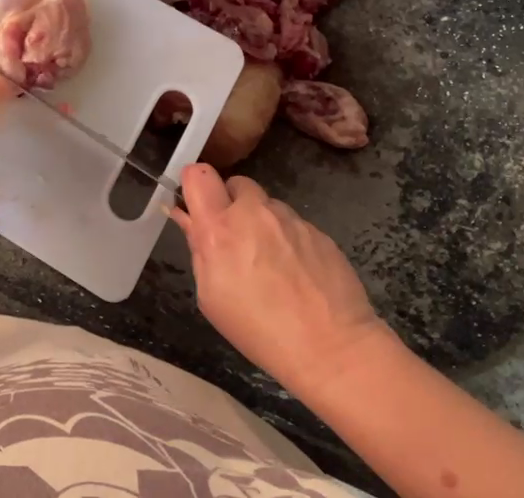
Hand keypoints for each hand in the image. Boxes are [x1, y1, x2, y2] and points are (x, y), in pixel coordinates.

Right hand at [168, 163, 391, 397]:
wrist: (332, 349)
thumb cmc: (259, 329)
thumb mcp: (210, 296)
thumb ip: (199, 250)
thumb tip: (190, 220)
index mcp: (219, 228)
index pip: (198, 175)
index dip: (195, 186)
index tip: (198, 205)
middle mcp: (255, 214)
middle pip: (235, 184)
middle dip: (231, 204)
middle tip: (236, 238)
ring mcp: (291, 221)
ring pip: (268, 206)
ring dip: (263, 223)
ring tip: (273, 263)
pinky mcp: (319, 233)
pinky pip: (294, 225)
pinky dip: (289, 240)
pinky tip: (298, 273)